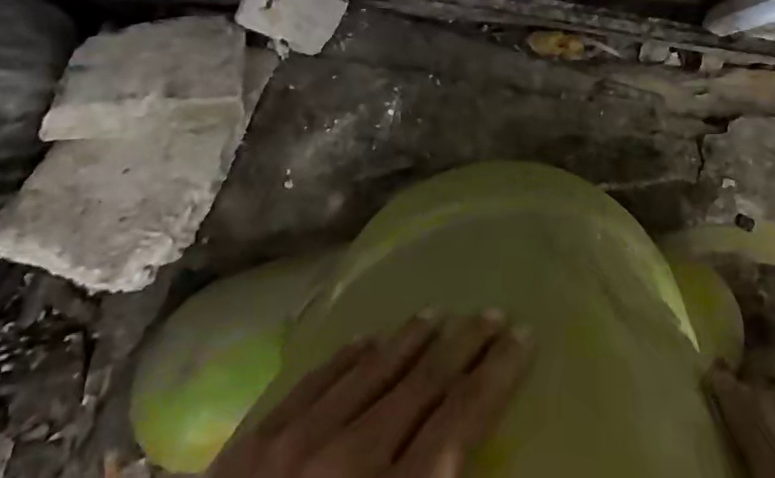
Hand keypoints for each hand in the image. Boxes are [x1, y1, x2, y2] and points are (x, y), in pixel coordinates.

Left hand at [210, 312, 533, 477]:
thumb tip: (463, 452)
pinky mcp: (250, 448)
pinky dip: (346, 358)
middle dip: (465, 344)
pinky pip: (312, 384)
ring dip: (409, 341)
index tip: (524, 336)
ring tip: (436, 314)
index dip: (498, 372)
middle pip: (424, 383)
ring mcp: (296, 448)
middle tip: (492, 314)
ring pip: (370, 373)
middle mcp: (352, 460)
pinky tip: (366, 339)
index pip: (464, 416)